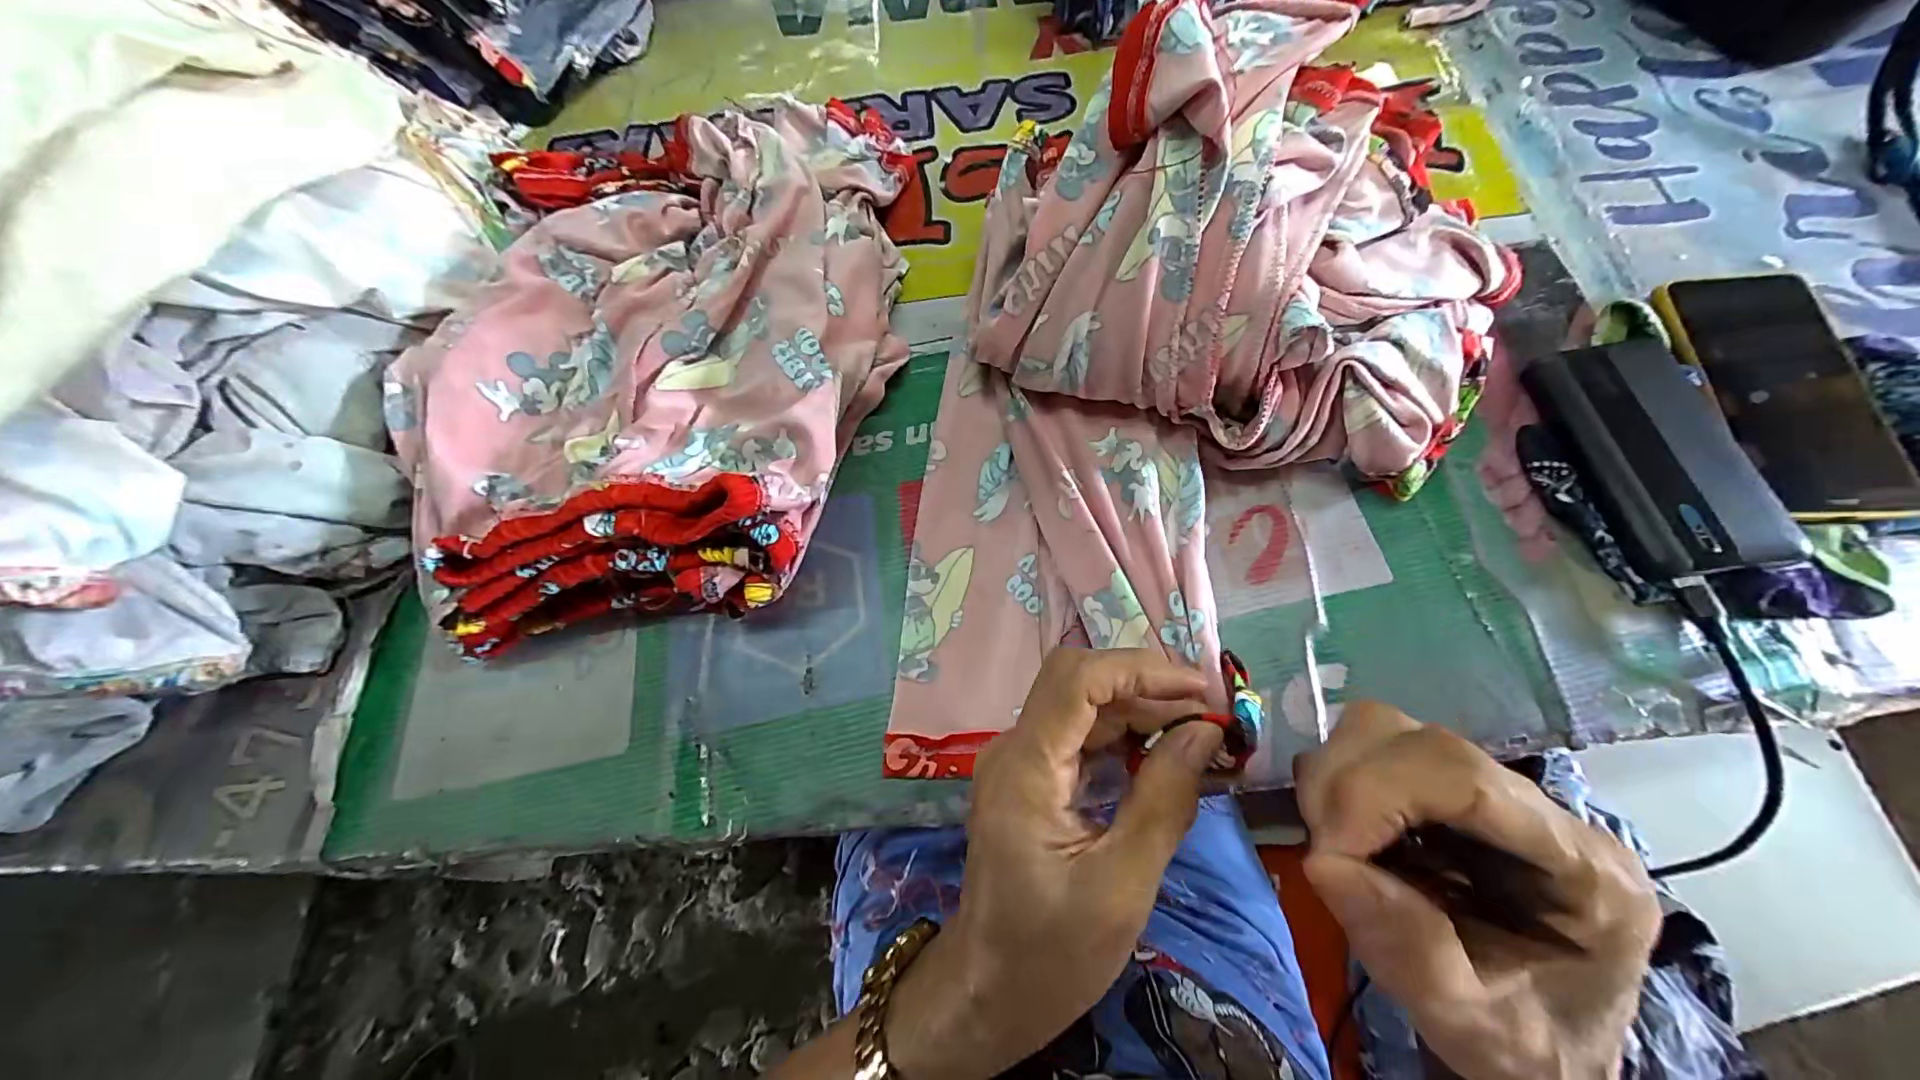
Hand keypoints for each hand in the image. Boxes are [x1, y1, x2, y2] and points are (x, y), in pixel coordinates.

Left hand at [885, 647, 1222, 1079]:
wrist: (988, 990)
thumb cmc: (1052, 951)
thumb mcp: (1122, 883)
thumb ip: (1164, 800)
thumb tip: (1204, 733)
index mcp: (1025, 767)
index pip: (1077, 679)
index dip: (1141, 669)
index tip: (1202, 690)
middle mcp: (1013, 749)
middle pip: (1077, 683)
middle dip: (1145, 685)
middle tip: (1210, 713)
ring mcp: (1017, 761)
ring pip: (1080, 706)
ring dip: (1139, 709)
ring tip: (1200, 732)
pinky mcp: (1028, 779)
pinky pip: (1077, 736)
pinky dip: (1122, 736)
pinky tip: (1164, 754)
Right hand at [1294, 702, 1659, 1079]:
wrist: (1540, 1047)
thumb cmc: (1521, 1045)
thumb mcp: (1476, 1030)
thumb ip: (1412, 954)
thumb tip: (1324, 864)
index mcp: (1583, 868)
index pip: (1465, 780)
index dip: (1376, 798)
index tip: (1327, 855)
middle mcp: (1541, 808)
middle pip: (1418, 743)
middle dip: (1349, 790)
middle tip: (1328, 856)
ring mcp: (1488, 788)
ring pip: (1386, 731)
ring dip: (1337, 778)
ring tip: (1337, 843)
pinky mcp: (1444, 785)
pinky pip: (1370, 747)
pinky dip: (1337, 781)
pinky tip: (1346, 831)